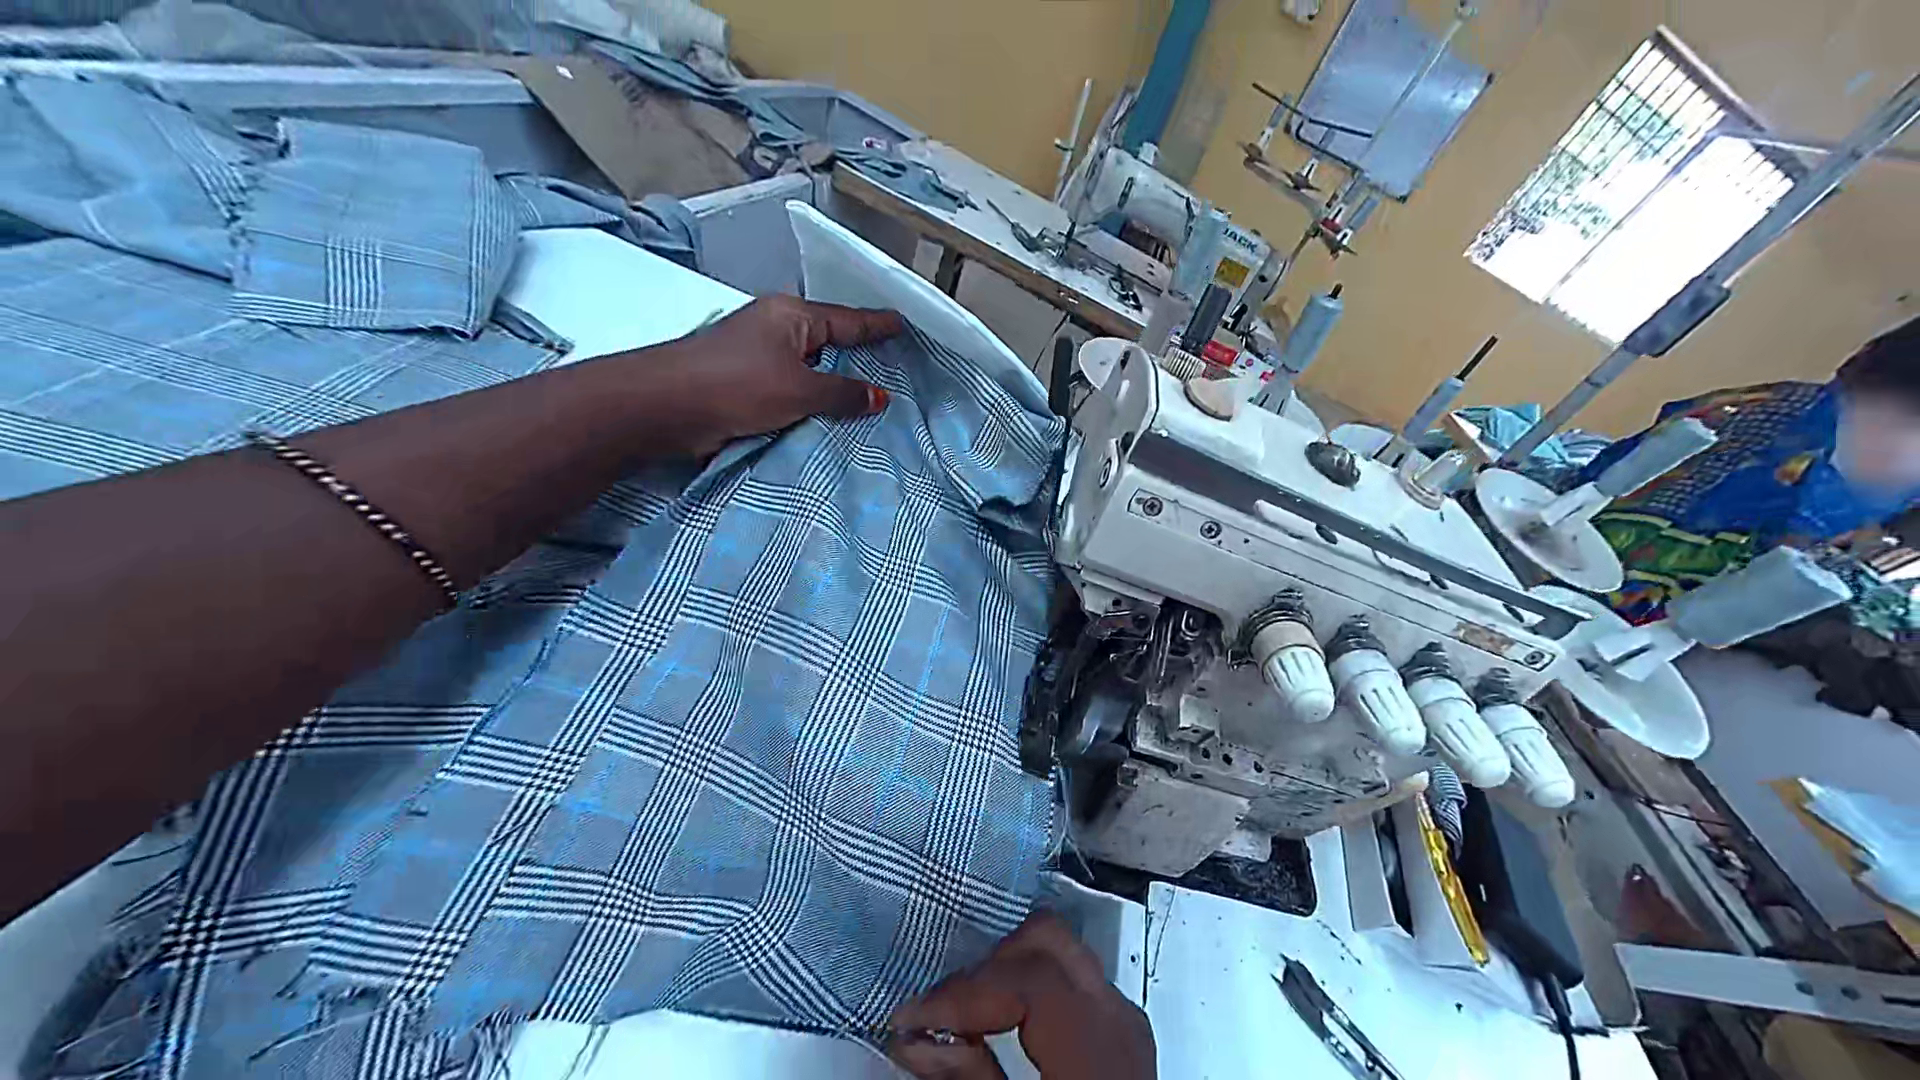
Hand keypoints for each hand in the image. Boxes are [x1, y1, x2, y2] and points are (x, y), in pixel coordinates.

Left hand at [650, 295, 904, 456]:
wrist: (665, 406)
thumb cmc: (736, 385)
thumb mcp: (800, 389)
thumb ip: (842, 393)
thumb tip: (878, 397)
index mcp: (790, 316)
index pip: (846, 320)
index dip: (876, 325)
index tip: (901, 324)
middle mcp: (774, 330)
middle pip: (826, 342)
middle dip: (856, 355)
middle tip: (892, 365)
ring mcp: (756, 356)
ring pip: (808, 369)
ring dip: (832, 384)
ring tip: (868, 397)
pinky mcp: (743, 384)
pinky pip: (791, 390)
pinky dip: (810, 401)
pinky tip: (828, 416)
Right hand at [889, 911, 1155, 1079]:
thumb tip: (913, 1039)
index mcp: (1096, 1045)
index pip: (1027, 978)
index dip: (962, 992)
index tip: (912, 1018)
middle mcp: (1116, 1016)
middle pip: (1046, 941)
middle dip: (985, 966)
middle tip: (943, 1011)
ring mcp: (1123, 1018)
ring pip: (1058, 951)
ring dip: (1005, 972)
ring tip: (966, 1016)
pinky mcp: (1120, 1031)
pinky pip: (1070, 980)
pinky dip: (1030, 988)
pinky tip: (1002, 1025)